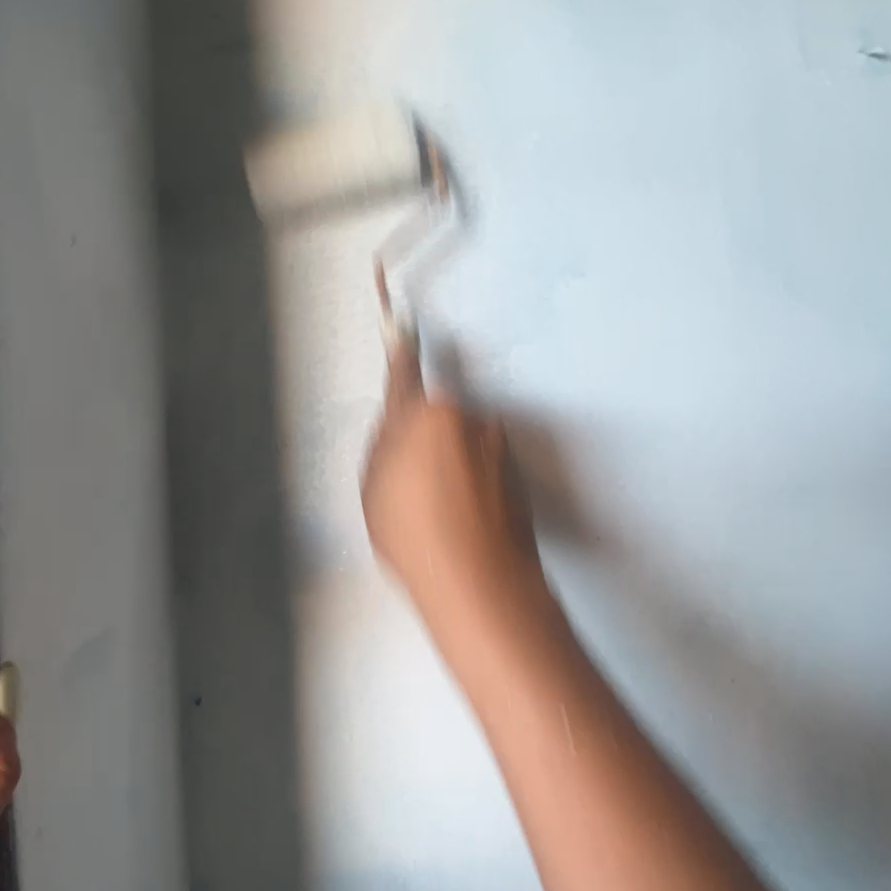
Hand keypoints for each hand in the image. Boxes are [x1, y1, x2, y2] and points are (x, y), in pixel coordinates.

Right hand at [361, 339, 542, 608]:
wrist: (480, 581)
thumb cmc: (414, 532)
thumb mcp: (373, 486)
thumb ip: (385, 444)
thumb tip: (399, 430)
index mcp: (425, 413)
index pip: (404, 371)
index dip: (399, 343)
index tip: (398, 309)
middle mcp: (467, 418)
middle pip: (434, 416)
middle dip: (421, 438)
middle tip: (406, 485)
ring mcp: (496, 445)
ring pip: (460, 442)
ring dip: (447, 464)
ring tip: (434, 513)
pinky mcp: (516, 472)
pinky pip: (482, 466)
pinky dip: (470, 484)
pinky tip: (458, 519)